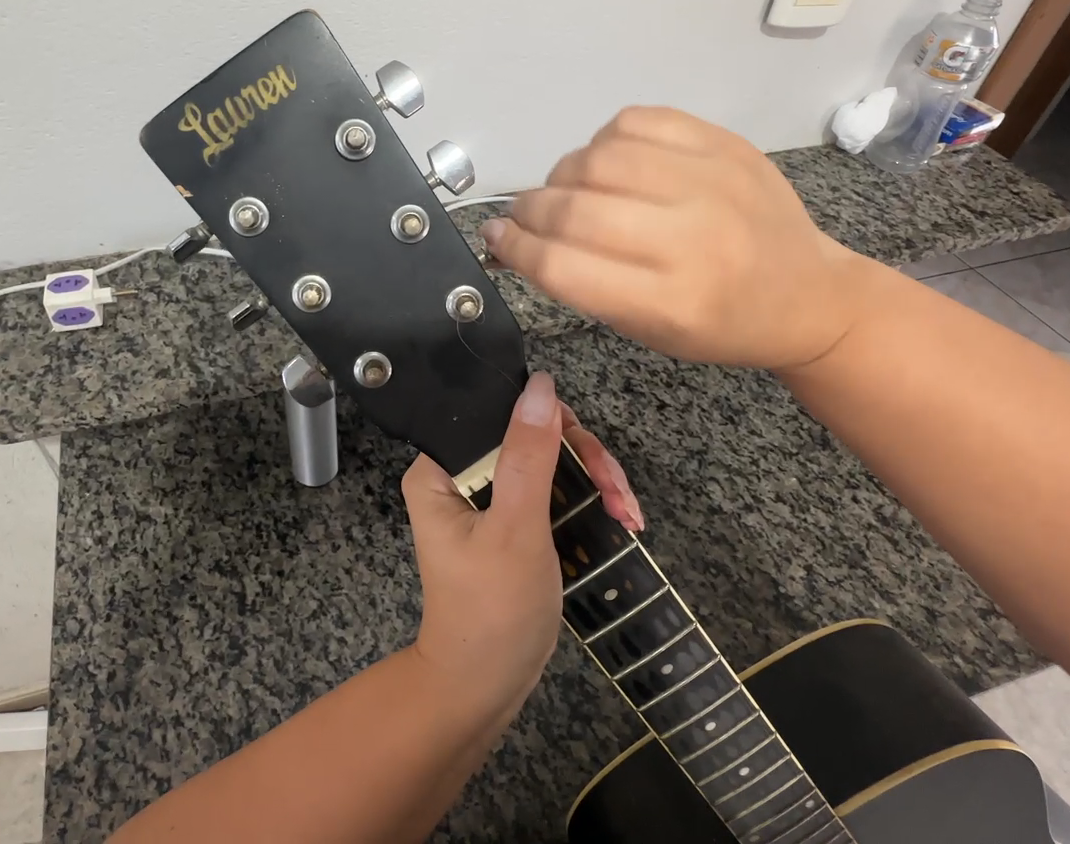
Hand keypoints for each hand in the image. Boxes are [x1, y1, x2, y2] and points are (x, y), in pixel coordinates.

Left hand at [401, 373, 638, 717]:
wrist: (486, 684)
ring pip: (551, 462)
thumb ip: (529, 455)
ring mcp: (489, 500)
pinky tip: (623, 521)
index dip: (548, 422)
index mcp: (440, 469)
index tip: (587, 449)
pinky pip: (554, 492)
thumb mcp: (515, 527)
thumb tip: (540, 384)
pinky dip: (589, 503)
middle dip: (583, 459)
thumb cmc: (492, 608)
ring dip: (596, 482)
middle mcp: (460, 476)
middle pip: (530, 437)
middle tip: (619, 493)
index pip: (497, 415)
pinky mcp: (513, 522)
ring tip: (629, 515)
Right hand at [480, 107, 877, 370]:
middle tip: (520, 216)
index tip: (495, 239)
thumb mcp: (646, 329)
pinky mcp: (724, 145)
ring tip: (565, 191)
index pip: (562, 267)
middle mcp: (691, 238)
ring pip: (598, 157)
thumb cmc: (719, 327)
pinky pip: (636, 120)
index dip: (514, 248)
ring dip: (562, 175)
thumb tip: (515, 237)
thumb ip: (581, 284)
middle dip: (528, 211)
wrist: (808, 296)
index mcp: (669, 301)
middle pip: (574, 209)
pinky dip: (604, 140)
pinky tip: (608, 163)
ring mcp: (711, 182)